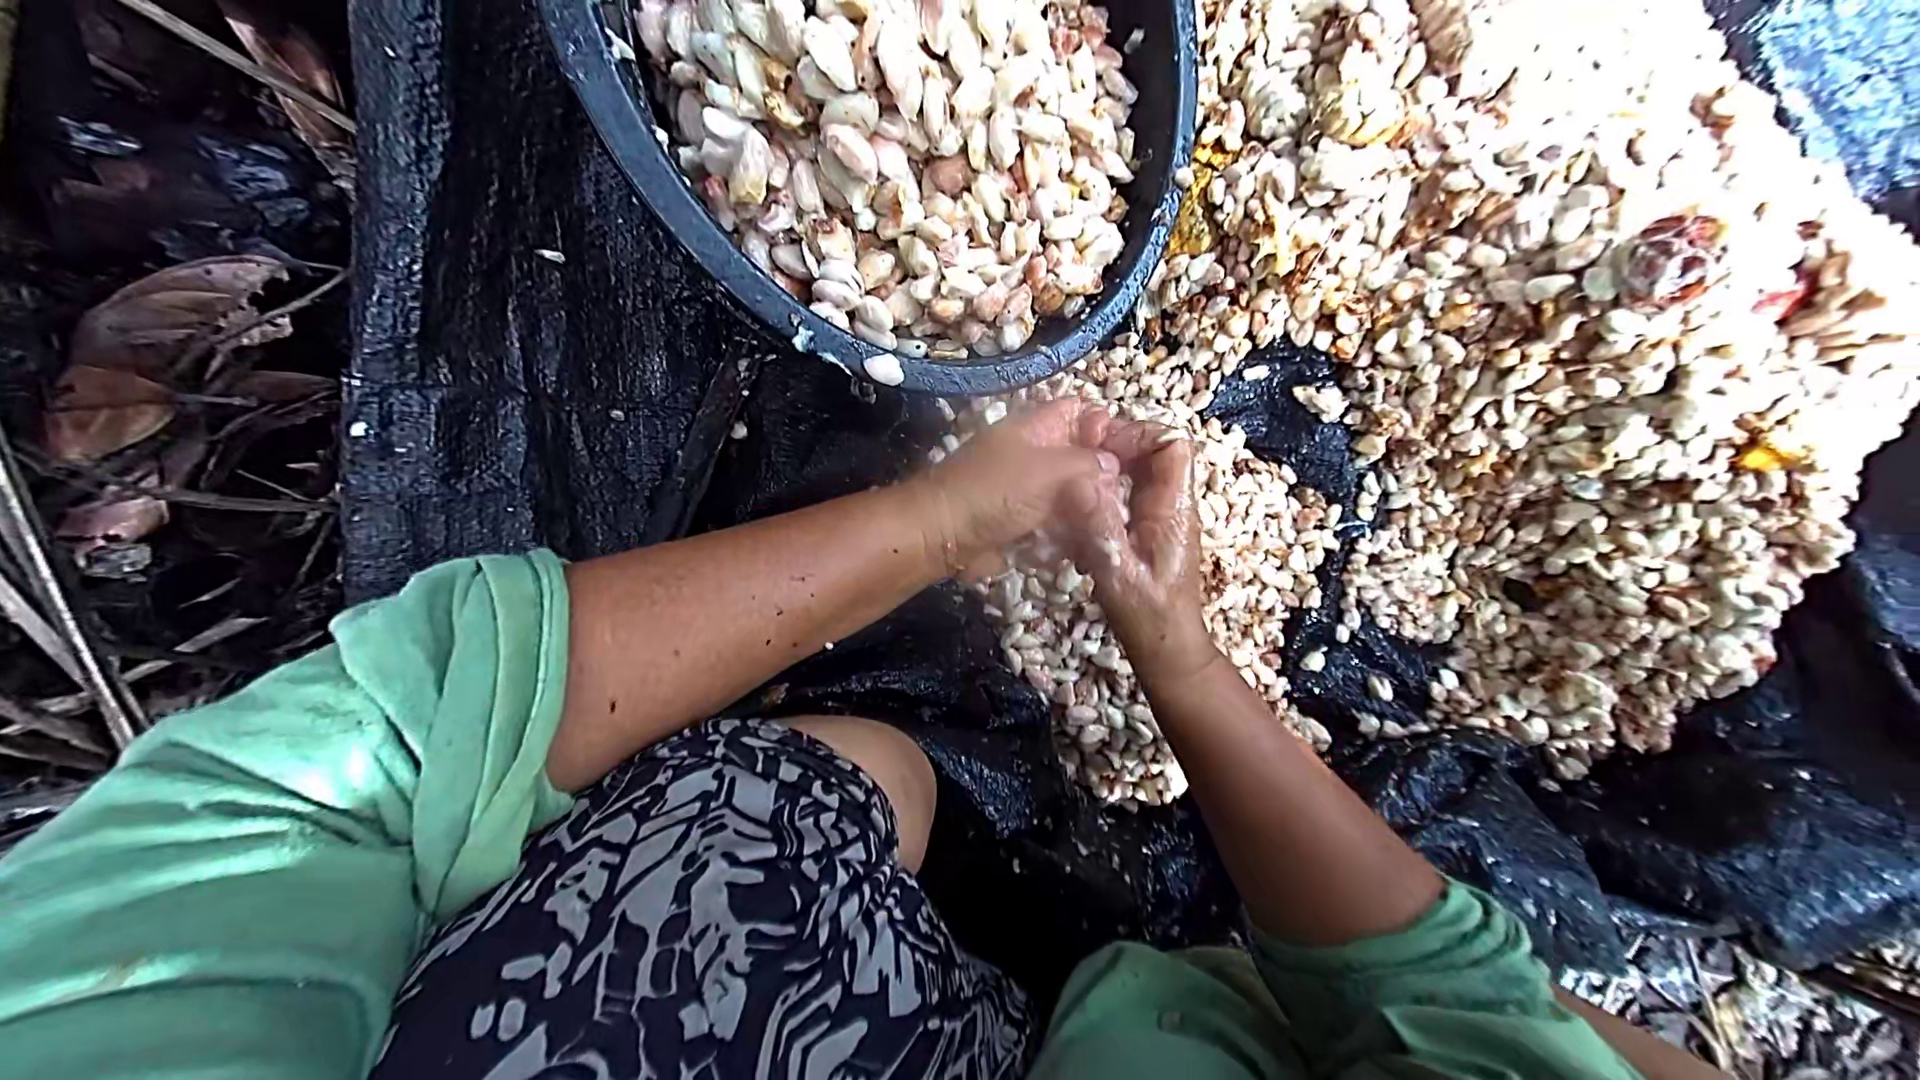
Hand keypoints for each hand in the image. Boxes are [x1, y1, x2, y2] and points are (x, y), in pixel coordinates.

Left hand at [915, 397, 1120, 579]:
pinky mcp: (1028, 524)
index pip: (1083, 413)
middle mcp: (1039, 457)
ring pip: (1077, 498)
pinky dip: (1069, 537)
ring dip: (1089, 514)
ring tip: (1101, 528)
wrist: (943, 537)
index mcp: (1040, 429)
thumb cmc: (993, 493)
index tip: (1133, 453)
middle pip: (1086, 460)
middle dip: (1105, 481)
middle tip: (1121, 501)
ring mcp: (1033, 492)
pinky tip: (1079, 547)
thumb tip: (1114, 465)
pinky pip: (1060, 527)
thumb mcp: (1047, 470)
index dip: (1109, 427)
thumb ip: (1088, 463)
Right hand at [1067, 418, 1217, 684]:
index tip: (1100, 444)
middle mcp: (1170, 505)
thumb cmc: (1148, 615)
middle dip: (1113, 450)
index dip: (1142, 432)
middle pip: (1150, 454)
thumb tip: (1078, 479)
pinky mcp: (1144, 531)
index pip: (1175, 444)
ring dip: (1102, 475)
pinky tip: (1075, 517)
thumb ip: (1099, 525)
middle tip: (1074, 460)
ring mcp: (1157, 518)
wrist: (1165, 648)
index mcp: (1173, 507)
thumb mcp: (1119, 570)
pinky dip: (1099, 498)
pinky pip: (1123, 499)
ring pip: (1133, 476)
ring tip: (1069, 483)